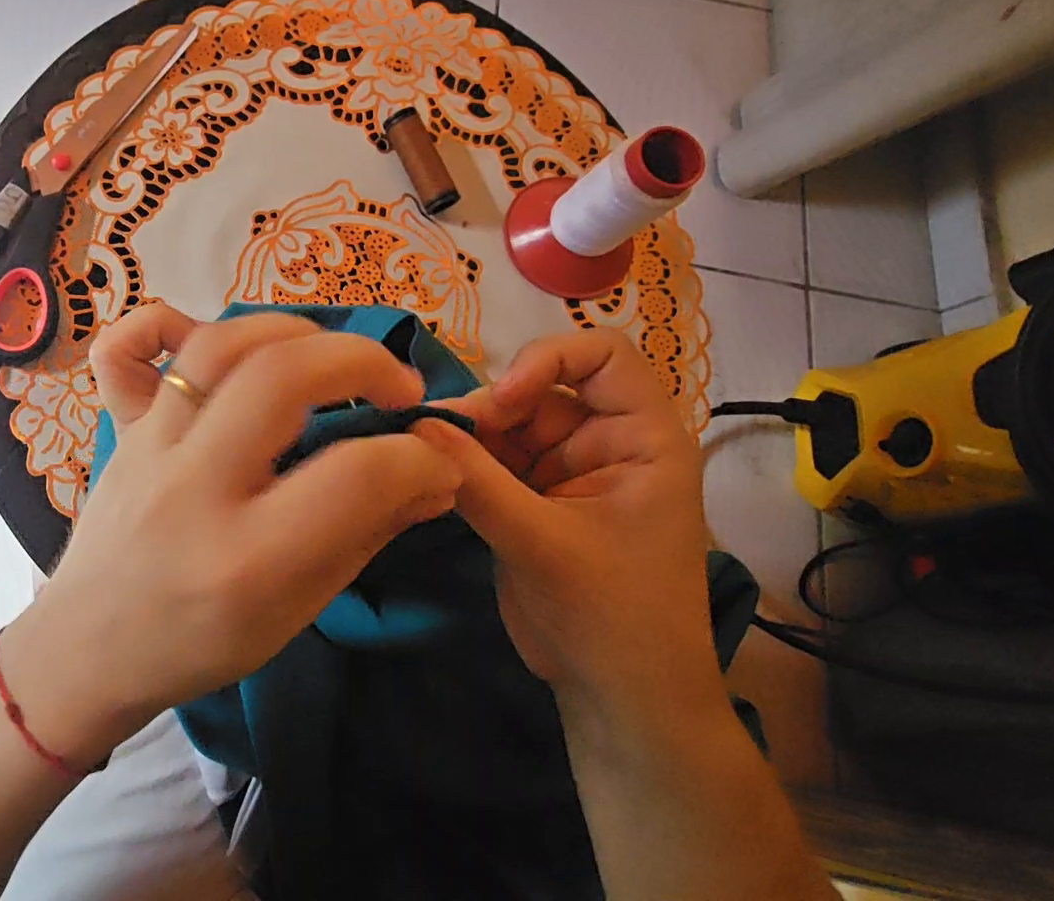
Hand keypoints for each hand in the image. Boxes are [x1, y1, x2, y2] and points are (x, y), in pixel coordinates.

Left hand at [0, 303, 464, 765]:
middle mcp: (193, 488)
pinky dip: (166, 322)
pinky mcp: (119, 429)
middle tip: (395, 386)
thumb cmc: (200, 644)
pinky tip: (209, 337)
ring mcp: (147, 449)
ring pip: (216, 347)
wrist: (90, 648)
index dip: (418, 458)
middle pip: (280, 377)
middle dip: (360, 360)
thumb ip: (367, 534)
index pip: (355, 476)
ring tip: (326, 358)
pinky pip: (124, 352)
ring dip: (290, 332)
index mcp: (247, 557)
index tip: (434, 458)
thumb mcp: (296, 611)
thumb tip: (433, 474)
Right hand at [423, 330, 722, 720]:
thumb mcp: (543, 544)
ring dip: (464, 438)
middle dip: (487, 410)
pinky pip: (487, 463)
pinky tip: (424, 472)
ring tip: (419, 455)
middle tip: (433, 436)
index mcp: (640, 440)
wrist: (616, 696)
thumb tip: (413, 424)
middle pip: (537, 392)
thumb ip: (477, 482)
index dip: (548, 361)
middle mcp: (601, 444)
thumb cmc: (610, 616)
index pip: (602, 357)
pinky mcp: (528, 500)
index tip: (502, 402)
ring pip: (504, 428)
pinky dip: (457, 465)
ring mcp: (562, 472)